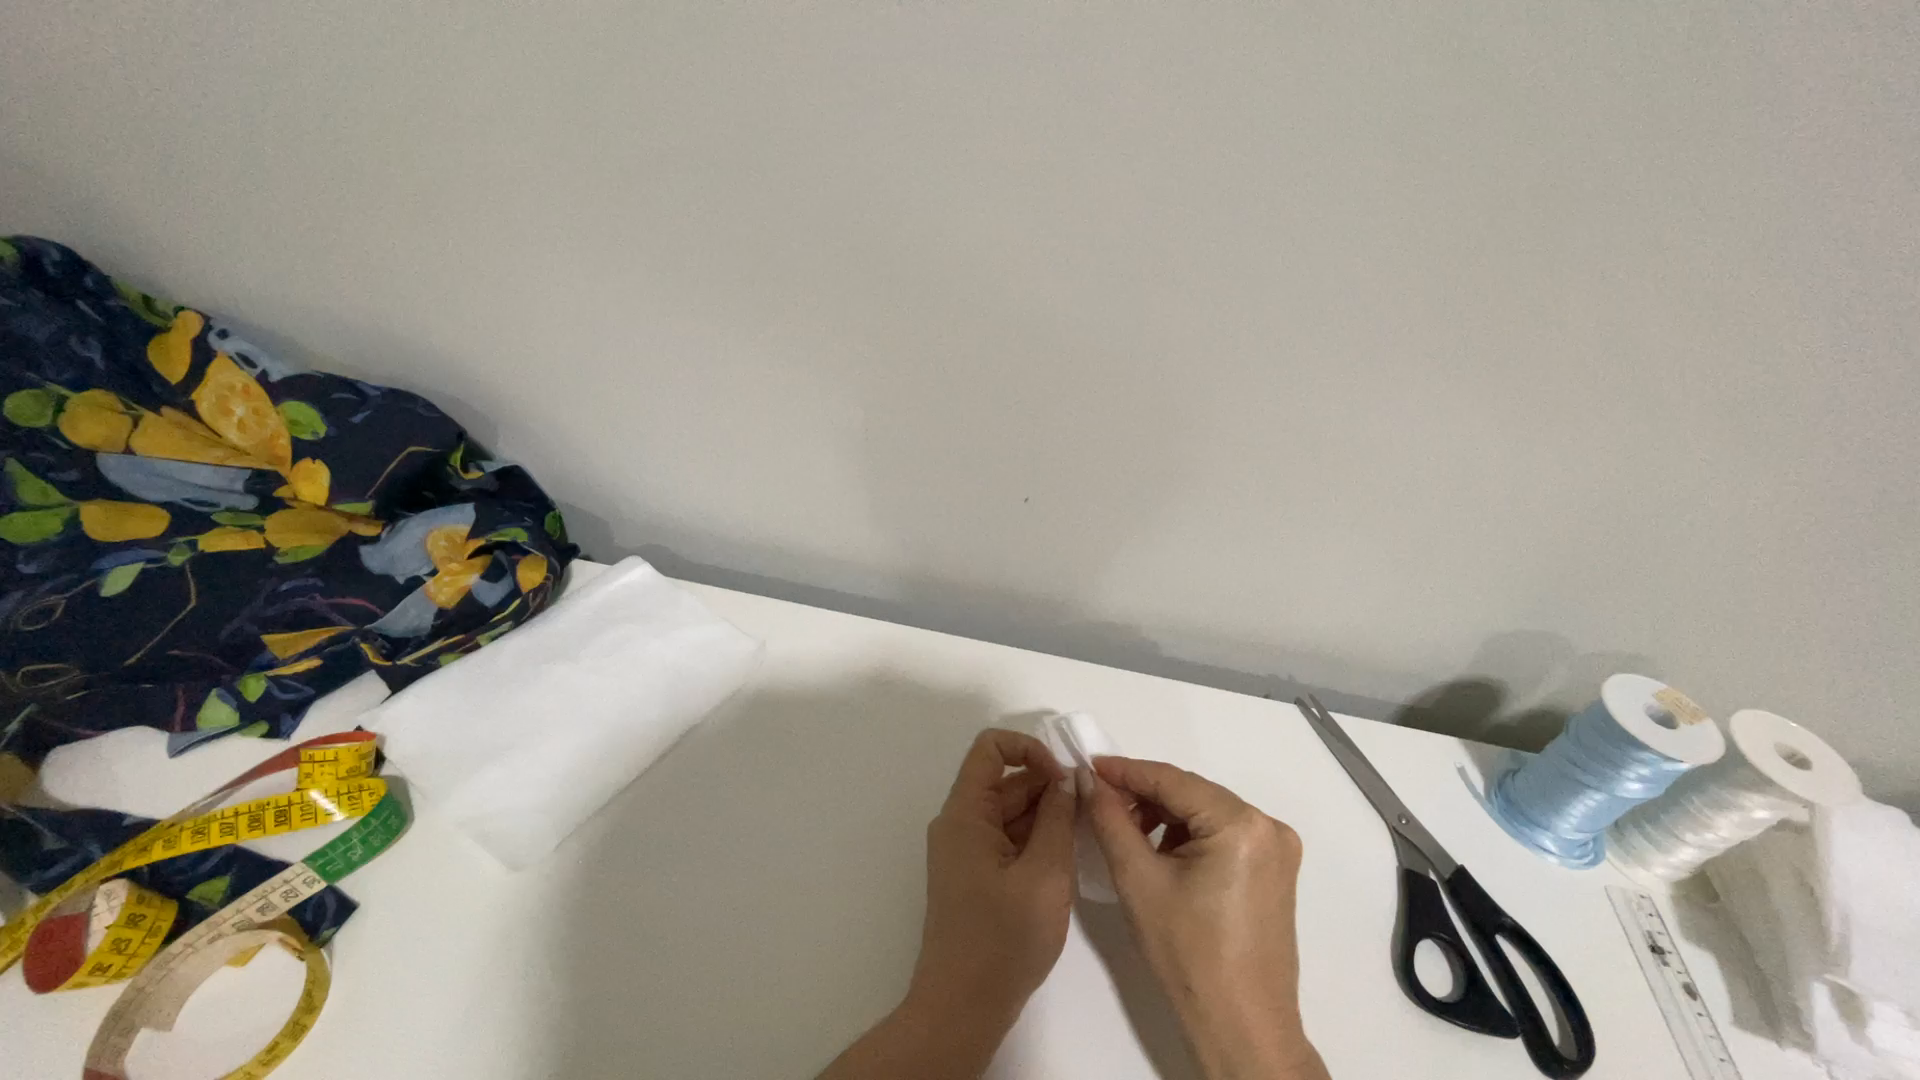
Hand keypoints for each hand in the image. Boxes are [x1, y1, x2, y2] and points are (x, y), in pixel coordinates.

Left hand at [818, 729, 1076, 1079]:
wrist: (963, 1007)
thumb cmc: (1004, 939)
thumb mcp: (1045, 874)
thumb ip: (1057, 819)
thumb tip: (1066, 779)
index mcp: (965, 814)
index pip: (990, 748)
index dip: (1029, 749)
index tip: (1063, 777)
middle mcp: (959, 824)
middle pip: (1003, 781)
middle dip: (1046, 785)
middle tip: (1090, 807)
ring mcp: (966, 852)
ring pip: (1008, 811)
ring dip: (1045, 814)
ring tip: (1084, 832)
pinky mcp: (976, 876)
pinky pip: (1007, 839)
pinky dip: (1035, 838)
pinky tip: (1066, 856)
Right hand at [1086, 756, 1329, 1079]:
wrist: (1240, 1025)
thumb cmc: (1188, 954)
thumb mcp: (1138, 880)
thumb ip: (1110, 820)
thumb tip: (1088, 778)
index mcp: (1242, 824)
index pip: (1173, 780)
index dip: (1126, 771)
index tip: (1086, 767)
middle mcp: (1268, 826)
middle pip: (1191, 794)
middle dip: (1143, 795)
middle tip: (1098, 802)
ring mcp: (1276, 849)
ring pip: (1204, 813)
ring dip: (1163, 816)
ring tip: (1124, 832)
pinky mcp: (1273, 869)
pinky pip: (1221, 834)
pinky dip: (1187, 836)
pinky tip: (1157, 852)